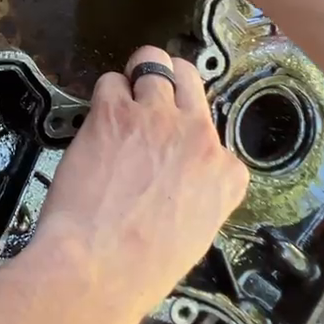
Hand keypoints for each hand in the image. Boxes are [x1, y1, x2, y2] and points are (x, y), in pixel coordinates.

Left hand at [33, 47, 248, 323]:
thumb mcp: (197, 228)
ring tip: (123, 90)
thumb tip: (175, 173)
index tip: (174, 136)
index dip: (188, 130)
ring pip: (152, 64)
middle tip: (149, 84)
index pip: (215, 131)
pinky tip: (97, 114)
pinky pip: (110, 81)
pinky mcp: (114, 111)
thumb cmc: (144, 260)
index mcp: (225, 174)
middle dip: (169, 75)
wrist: (101, 260)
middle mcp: (197, 136)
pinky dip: (103, 93)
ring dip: (135, 75)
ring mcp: (155, 118)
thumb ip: (195, 188)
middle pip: (189, 76)